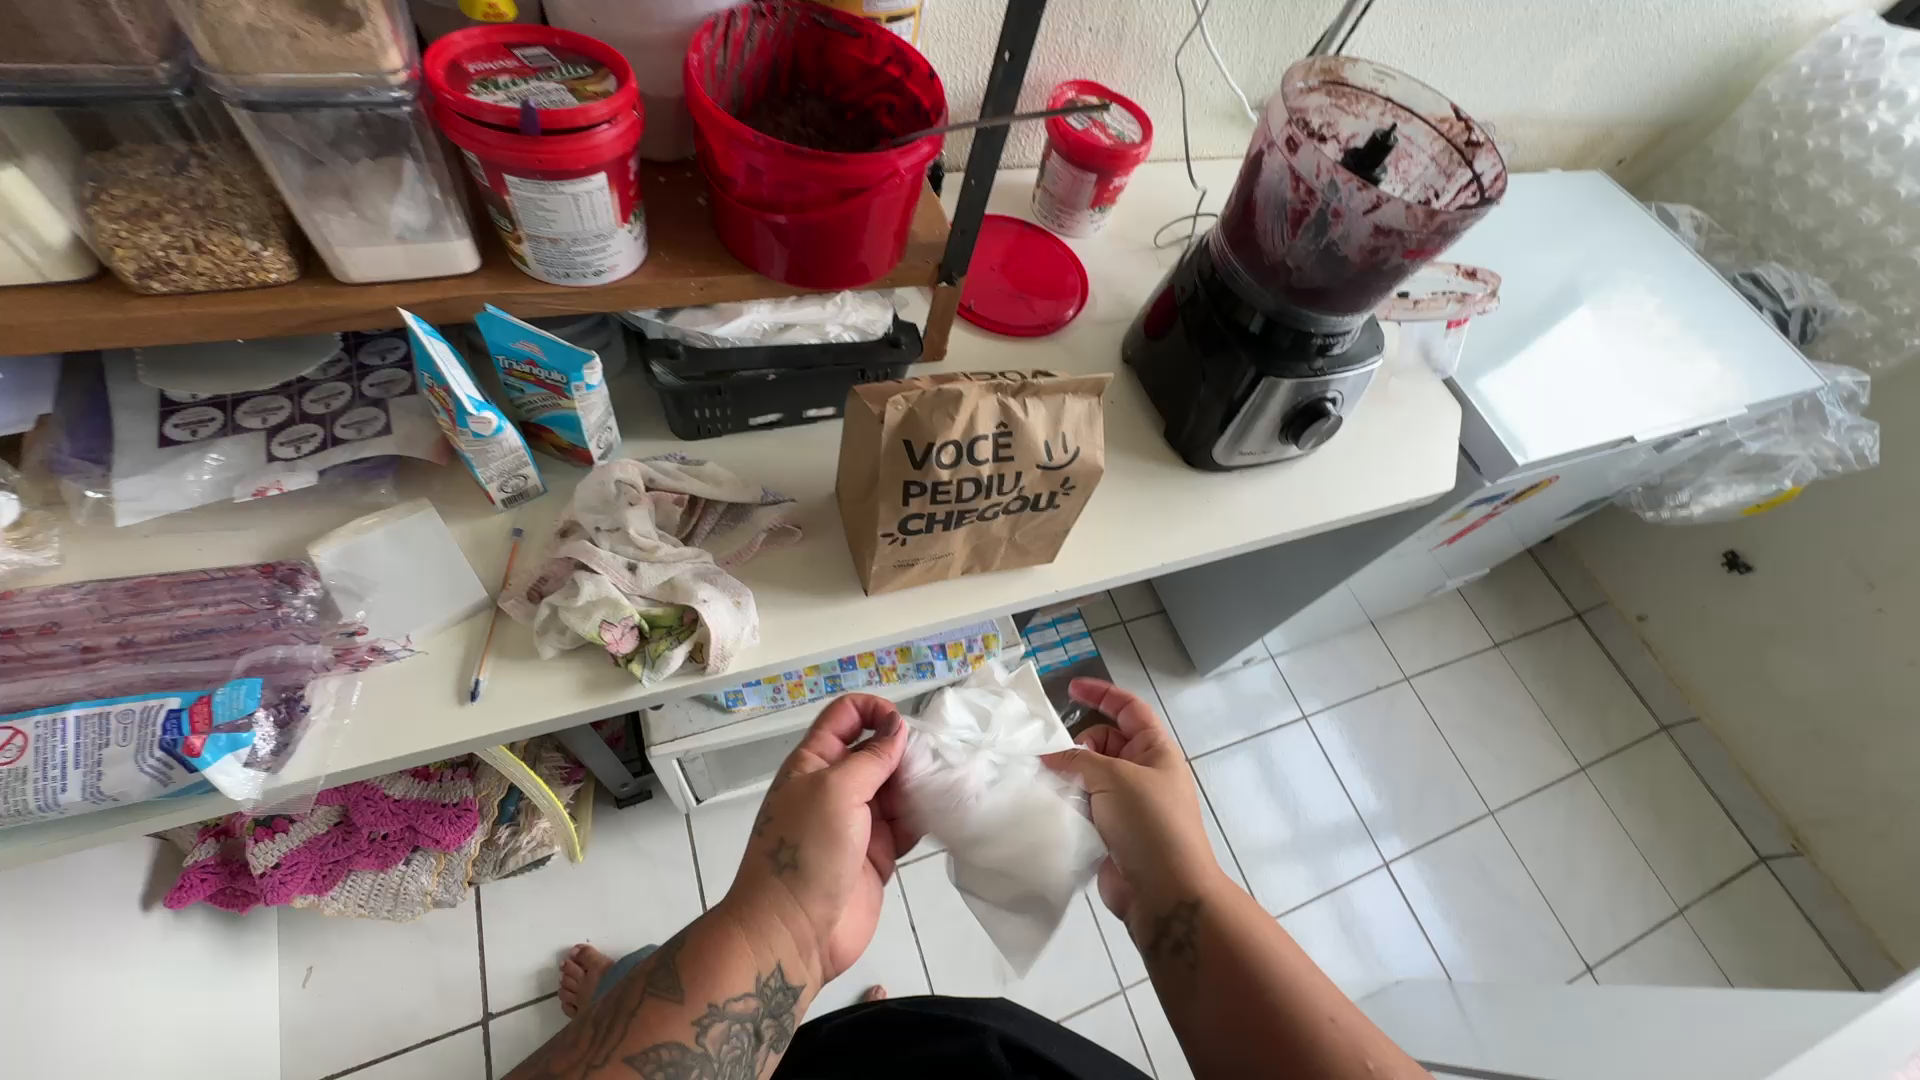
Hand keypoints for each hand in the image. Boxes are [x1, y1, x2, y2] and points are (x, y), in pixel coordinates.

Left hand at [720, 693, 918, 985]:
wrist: (792, 933)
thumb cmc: (805, 851)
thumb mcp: (836, 790)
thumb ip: (871, 757)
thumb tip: (898, 728)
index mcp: (815, 762)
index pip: (845, 715)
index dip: (873, 710)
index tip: (901, 726)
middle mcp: (837, 786)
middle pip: (877, 750)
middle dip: (904, 749)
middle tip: (933, 760)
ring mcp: (858, 820)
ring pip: (896, 786)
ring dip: (919, 783)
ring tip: (942, 786)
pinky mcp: (878, 852)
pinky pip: (906, 822)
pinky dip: (924, 815)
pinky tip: (942, 811)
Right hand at [1042, 678, 1221, 926]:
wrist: (1165, 893)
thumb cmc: (1150, 823)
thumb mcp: (1114, 778)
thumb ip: (1078, 759)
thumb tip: (1049, 757)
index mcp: (1156, 751)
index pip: (1128, 709)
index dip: (1101, 694)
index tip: (1070, 689)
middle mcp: (1144, 773)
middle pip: (1103, 743)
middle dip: (1078, 745)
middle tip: (1057, 759)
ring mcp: (1128, 804)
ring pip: (1090, 776)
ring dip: (1069, 777)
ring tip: (1047, 783)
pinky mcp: (1111, 832)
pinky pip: (1084, 806)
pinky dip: (1068, 803)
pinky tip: (1049, 807)